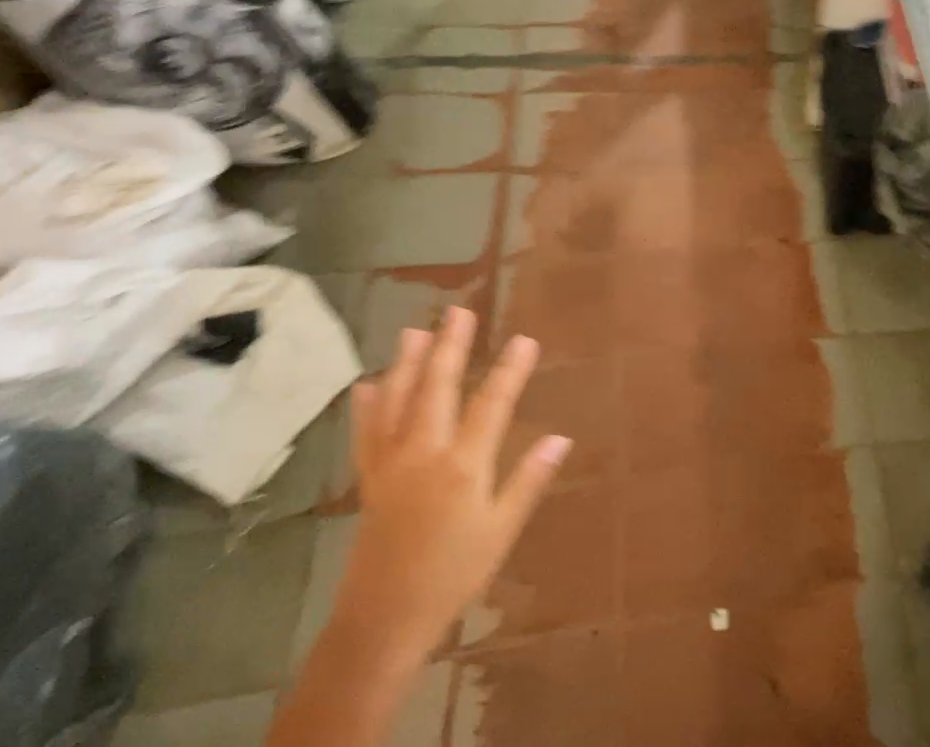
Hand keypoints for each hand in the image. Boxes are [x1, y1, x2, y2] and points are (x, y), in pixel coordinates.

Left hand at [333, 308, 570, 659]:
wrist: (384, 617)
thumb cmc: (455, 574)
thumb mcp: (503, 529)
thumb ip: (528, 480)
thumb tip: (561, 439)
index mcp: (463, 466)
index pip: (492, 406)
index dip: (510, 371)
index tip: (524, 339)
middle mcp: (424, 454)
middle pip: (438, 390)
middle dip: (451, 348)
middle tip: (459, 312)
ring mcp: (391, 464)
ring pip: (398, 402)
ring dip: (408, 364)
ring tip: (416, 330)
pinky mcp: (369, 479)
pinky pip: (368, 432)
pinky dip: (369, 404)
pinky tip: (369, 383)